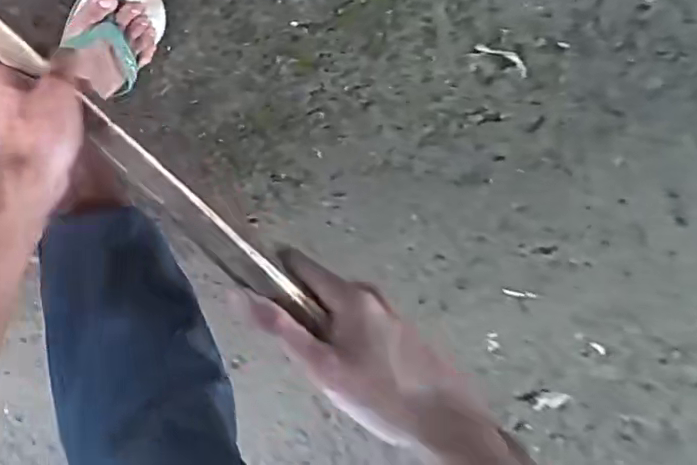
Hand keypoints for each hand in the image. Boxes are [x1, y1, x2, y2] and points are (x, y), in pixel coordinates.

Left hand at [0, 49, 85, 216]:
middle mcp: (4, 102)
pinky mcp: (34, 142)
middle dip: (28, 68)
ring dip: (50, 90)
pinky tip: (81, 108)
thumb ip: (62, 69)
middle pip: (11, 79)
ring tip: (75, 77)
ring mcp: (17, 124)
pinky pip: (48, 119)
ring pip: (32, 99)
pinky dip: (62, 111)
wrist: (37, 181)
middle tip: (50, 54)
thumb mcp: (56, 90)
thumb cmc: (39, 129)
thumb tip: (68, 50)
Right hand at [245, 251, 529, 463]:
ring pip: (344, 308)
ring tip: (340, 364)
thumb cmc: (385, 398)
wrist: (458, 435)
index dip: (276, 276)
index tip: (272, 301)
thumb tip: (238, 294)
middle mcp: (372, 294)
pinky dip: (358, 338)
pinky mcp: (412, 336)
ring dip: (332, 326)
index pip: (295, 261)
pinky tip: (368, 372)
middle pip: (318, 287)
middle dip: (306, 309)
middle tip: (311, 347)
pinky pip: (367, 323)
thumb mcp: (322, 367)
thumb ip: (278, 327)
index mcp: (349, 294)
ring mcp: (396, 314)